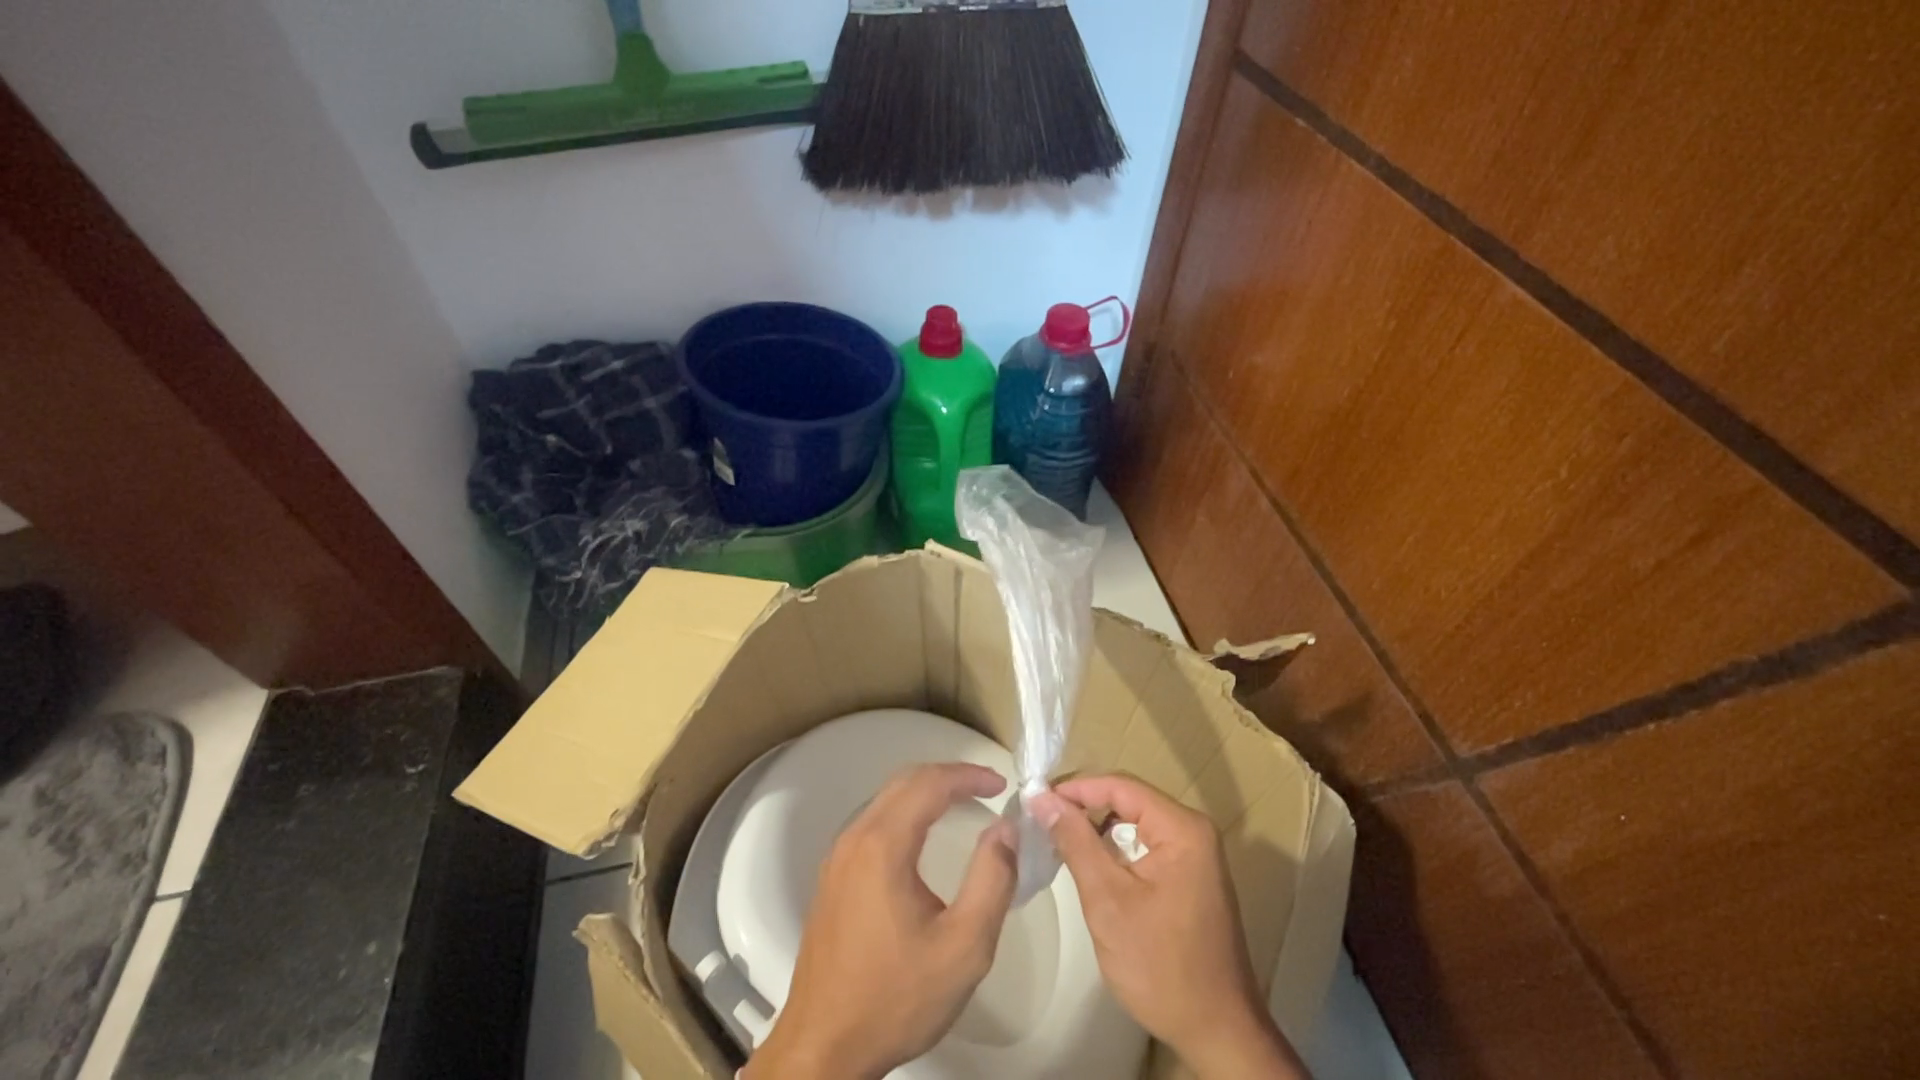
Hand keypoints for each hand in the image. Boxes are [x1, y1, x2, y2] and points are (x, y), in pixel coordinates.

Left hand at [744, 764, 1018, 1079]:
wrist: (824, 1047)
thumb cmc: (896, 997)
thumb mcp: (964, 946)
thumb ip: (992, 880)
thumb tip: (1004, 830)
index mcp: (882, 847)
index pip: (928, 784)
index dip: (968, 776)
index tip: (1002, 786)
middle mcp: (854, 841)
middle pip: (902, 783)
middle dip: (948, 777)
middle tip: (987, 790)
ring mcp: (837, 860)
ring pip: (884, 803)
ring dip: (924, 794)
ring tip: (964, 807)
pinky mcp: (832, 881)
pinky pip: (872, 826)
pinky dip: (905, 815)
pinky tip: (925, 841)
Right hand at [1031, 774, 1309, 1079]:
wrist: (1214, 1028)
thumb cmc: (1159, 964)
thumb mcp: (1107, 899)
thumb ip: (1076, 842)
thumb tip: (1043, 798)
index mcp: (1182, 829)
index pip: (1121, 786)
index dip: (1076, 789)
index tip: (1035, 800)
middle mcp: (1194, 832)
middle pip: (1130, 800)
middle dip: (1085, 806)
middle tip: (1040, 820)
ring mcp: (1196, 856)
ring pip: (1136, 824)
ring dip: (1098, 828)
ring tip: (1056, 839)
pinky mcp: (1190, 878)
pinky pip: (1146, 846)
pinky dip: (1116, 849)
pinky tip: (1089, 863)